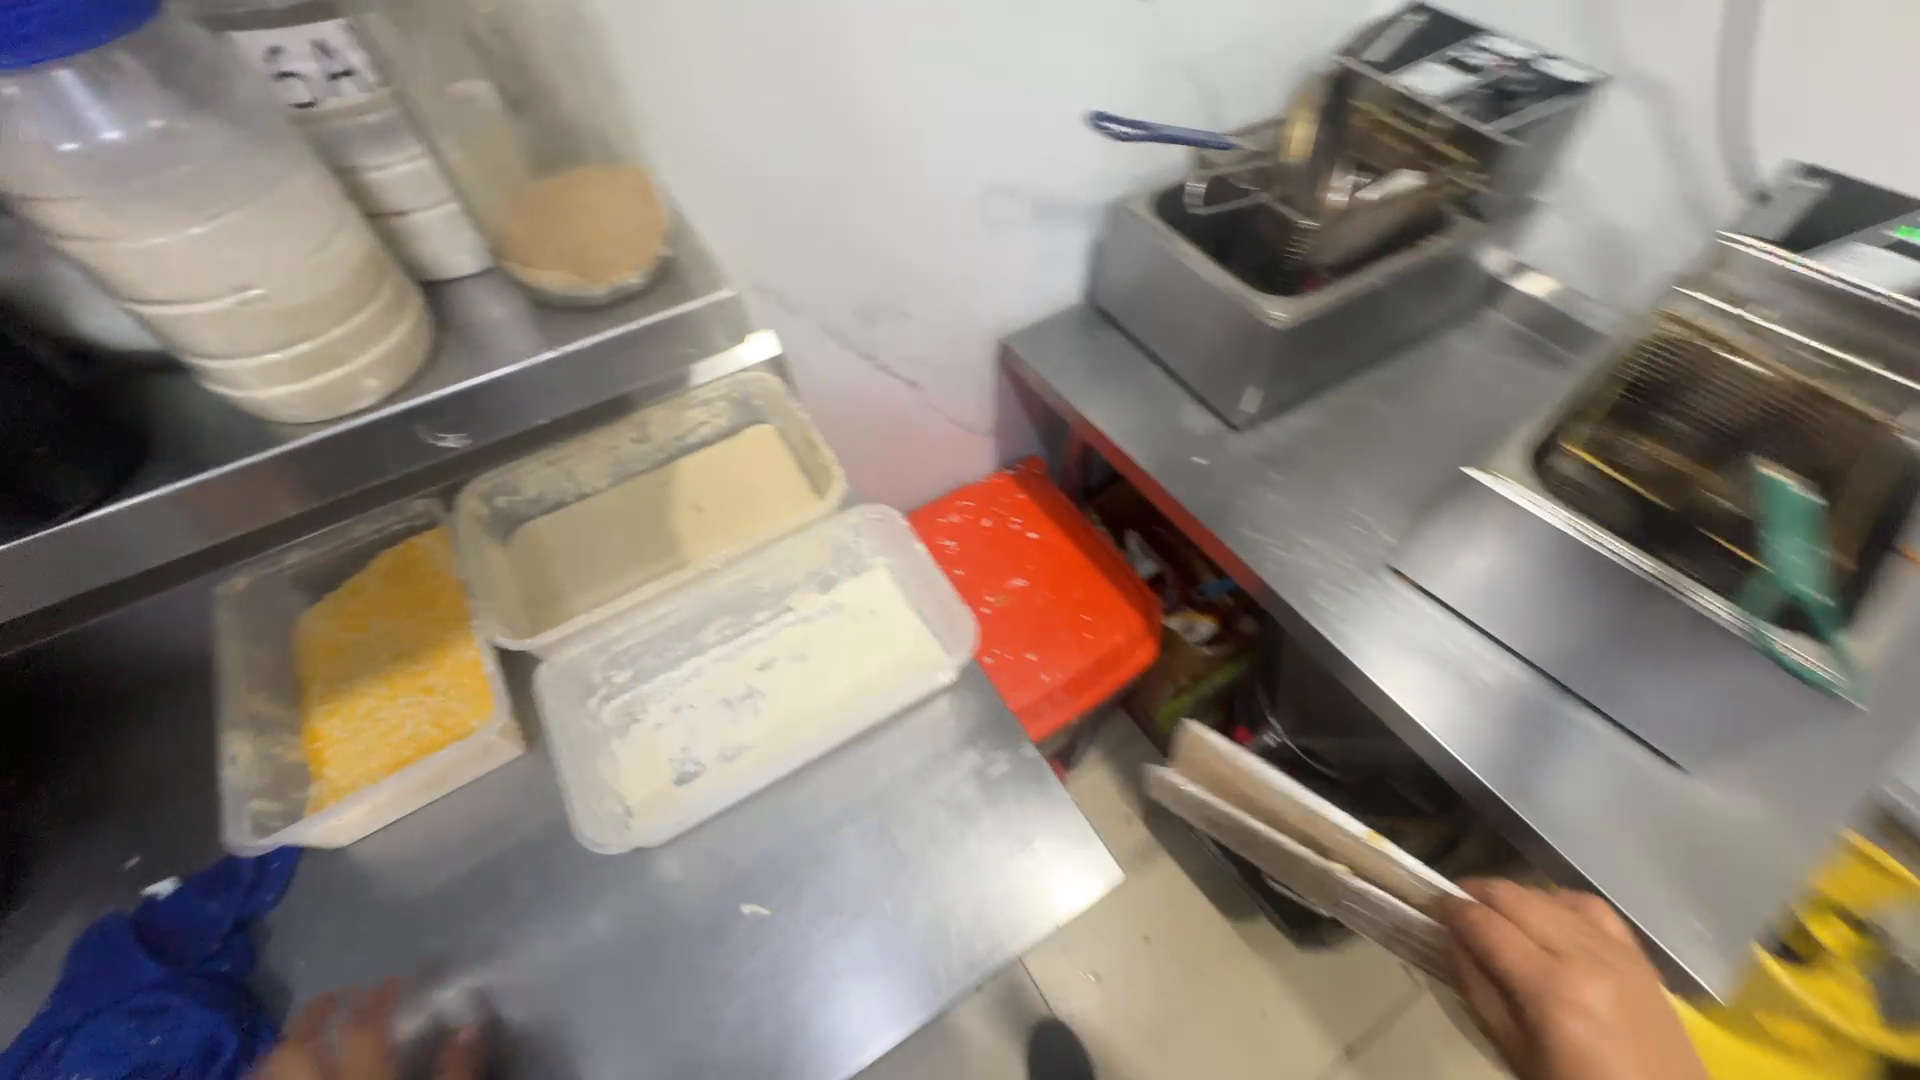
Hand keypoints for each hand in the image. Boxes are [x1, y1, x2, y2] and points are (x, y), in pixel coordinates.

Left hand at [252, 978, 480, 1079]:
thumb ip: (457, 1071)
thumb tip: (469, 1026)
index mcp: (362, 1079)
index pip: (362, 1030)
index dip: (376, 1001)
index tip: (391, 982)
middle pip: (296, 1049)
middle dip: (315, 1015)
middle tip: (339, 995)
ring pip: (266, 1071)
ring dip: (283, 1045)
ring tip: (304, 1029)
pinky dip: (263, 1073)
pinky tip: (276, 1066)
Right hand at [1433, 881, 1707, 1079]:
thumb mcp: (1512, 1048)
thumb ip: (1475, 985)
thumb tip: (1449, 937)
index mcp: (1550, 988)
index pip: (1482, 922)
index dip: (1447, 907)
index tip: (1428, 907)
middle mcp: (1583, 957)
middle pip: (1511, 896)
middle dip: (1473, 893)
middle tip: (1454, 908)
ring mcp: (1616, 953)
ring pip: (1545, 894)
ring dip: (1510, 897)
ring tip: (1494, 915)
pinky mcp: (1638, 957)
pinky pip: (1589, 906)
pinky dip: (1557, 901)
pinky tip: (1545, 916)